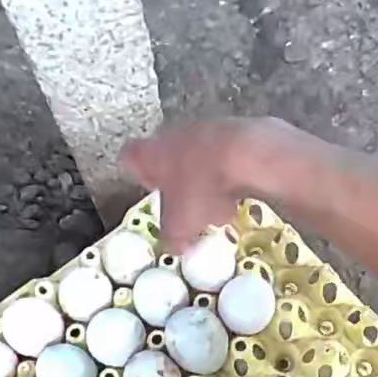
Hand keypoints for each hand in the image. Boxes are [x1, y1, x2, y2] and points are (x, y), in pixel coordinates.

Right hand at [120, 117, 323, 249]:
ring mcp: (205, 130)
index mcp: (150, 154)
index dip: (138, 175)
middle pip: (166, 157)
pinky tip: (239, 195)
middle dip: (175, 183)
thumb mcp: (180, 226)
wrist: (247, 154)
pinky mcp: (235, 132)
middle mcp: (173, 135)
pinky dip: (228, 174)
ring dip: (204, 181)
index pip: (130, 158)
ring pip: (197, 158)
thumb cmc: (201, 188)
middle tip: (185, 208)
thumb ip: (172, 239)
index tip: (149, 191)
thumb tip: (174, 246)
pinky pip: (225, 157)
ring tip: (217, 208)